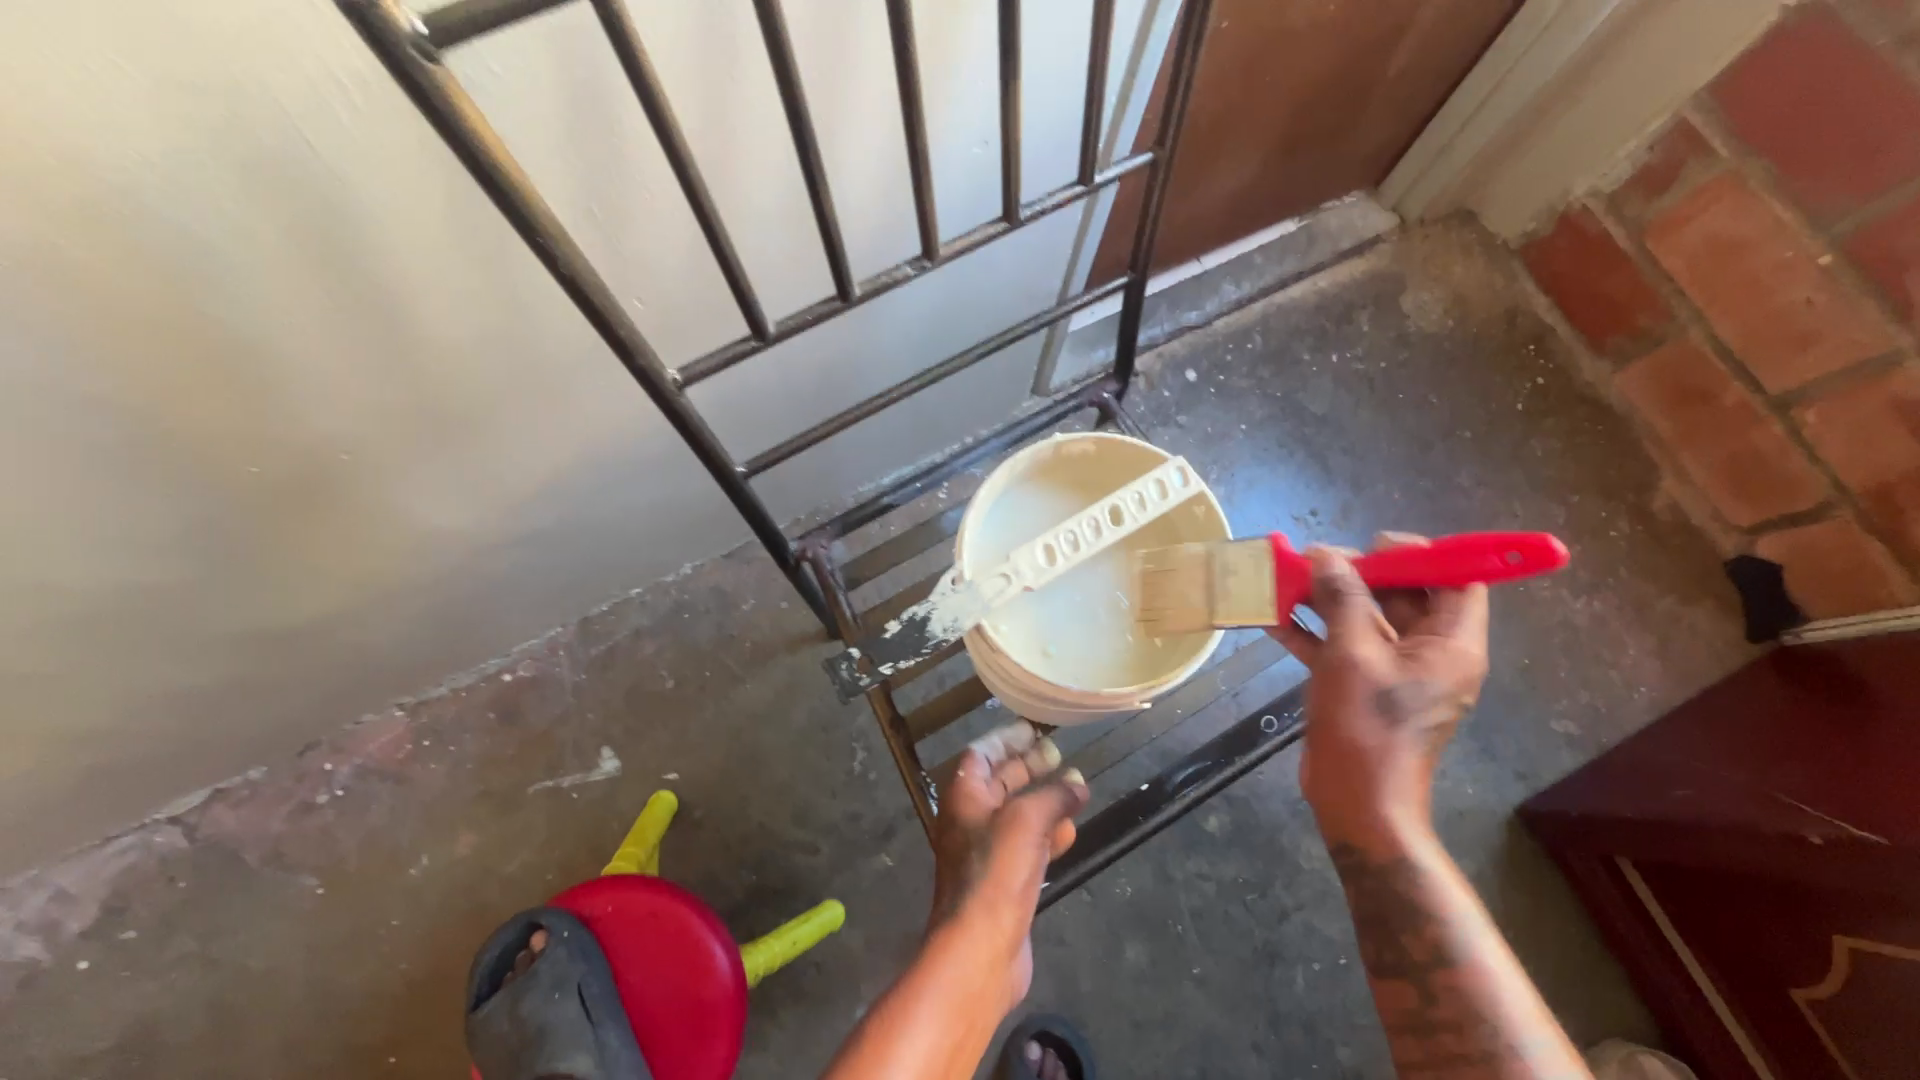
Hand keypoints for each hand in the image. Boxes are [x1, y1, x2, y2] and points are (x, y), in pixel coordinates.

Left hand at [927, 722, 1087, 1012]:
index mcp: (965, 796)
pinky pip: (1028, 846)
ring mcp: (988, 853)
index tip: (1033, 729)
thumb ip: (1054, 796)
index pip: (982, 754)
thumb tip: (1077, 784)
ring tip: (1077, 787)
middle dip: (1030, 766)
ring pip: (1019, 815)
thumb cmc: (996, 872)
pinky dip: (1049, 835)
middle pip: (1001, 782)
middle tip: (1060, 754)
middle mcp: (971, 820)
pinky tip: (1071, 831)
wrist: (980, 947)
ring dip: (1045, 800)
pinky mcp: (1005, 881)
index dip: (1006, 739)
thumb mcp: (1027, 820)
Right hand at [1268, 534, 1488, 844]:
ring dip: (1328, 600)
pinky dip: (1312, 632)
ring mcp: (1395, 672)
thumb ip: (1342, 598)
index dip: (1422, 556)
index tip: (1374, 546)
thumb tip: (1326, 556)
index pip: (1457, 580)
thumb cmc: (1367, 725)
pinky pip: (1342, 647)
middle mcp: (1430, 654)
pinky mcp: (1363, 688)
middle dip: (1359, 574)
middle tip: (1316, 561)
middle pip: (1405, 595)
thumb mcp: (1353, 653)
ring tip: (1288, 581)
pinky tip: (1273, 618)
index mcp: (1451, 644)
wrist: (1356, 800)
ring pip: (1367, 619)